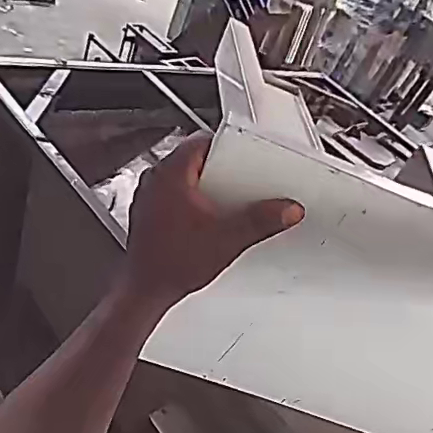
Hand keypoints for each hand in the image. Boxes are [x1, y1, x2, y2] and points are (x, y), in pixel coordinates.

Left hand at [123, 133, 302, 308]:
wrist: (146, 290)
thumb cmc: (171, 264)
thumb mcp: (228, 239)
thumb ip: (261, 221)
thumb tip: (286, 210)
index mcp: (171, 176)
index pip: (200, 142)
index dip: (225, 146)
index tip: (241, 155)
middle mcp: (154, 182)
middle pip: (192, 160)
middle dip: (217, 169)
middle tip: (237, 181)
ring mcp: (147, 199)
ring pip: (180, 179)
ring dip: (203, 187)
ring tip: (223, 202)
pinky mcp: (147, 216)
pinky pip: (171, 197)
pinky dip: (189, 203)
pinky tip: (204, 221)